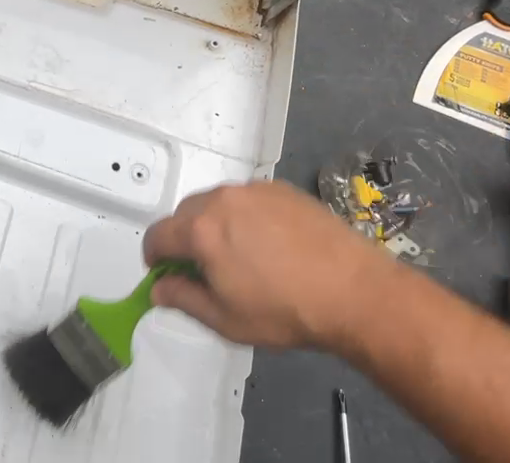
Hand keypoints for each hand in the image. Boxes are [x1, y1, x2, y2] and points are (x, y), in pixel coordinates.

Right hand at [141, 180, 392, 351]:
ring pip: (215, 202)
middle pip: (184, 214)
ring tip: (242, 254)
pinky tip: (270, 242)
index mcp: (200, 231)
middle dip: (185, 238)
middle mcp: (220, 200)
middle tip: (206, 268)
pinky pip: (247, 198)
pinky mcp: (280, 188)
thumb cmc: (285, 311)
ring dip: (214, 223)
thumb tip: (157, 288)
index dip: (154, 256)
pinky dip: (245, 215)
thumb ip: (183, 299)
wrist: (356, 292)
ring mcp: (252, 190)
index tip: (165, 272)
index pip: (157, 235)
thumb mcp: (226, 320)